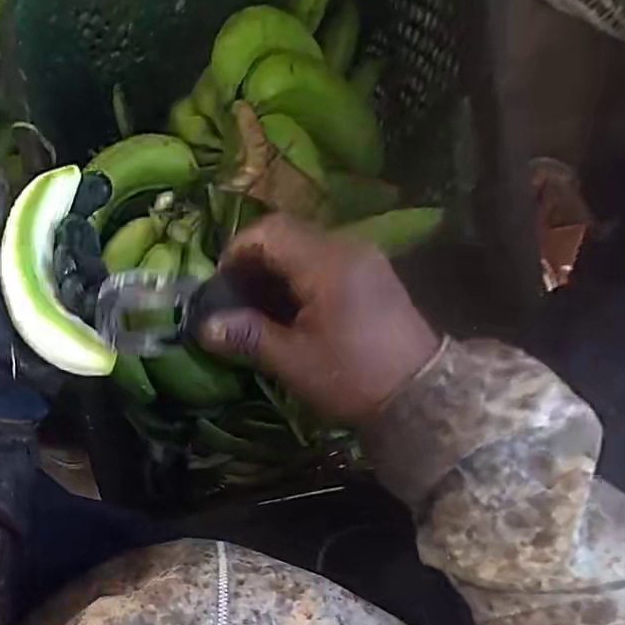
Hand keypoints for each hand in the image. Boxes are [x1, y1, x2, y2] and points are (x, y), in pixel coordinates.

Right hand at [197, 215, 439, 423]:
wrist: (419, 393)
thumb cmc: (351, 375)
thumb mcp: (292, 360)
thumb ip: (247, 336)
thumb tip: (205, 327)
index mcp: (326, 264)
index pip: (269, 232)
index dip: (236, 252)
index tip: (219, 285)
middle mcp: (346, 248)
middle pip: (286, 232)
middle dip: (252, 260)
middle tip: (232, 297)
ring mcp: (362, 258)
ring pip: (304, 245)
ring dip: (273, 268)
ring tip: (254, 306)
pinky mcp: (370, 274)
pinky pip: (322, 259)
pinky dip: (295, 275)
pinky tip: (286, 308)